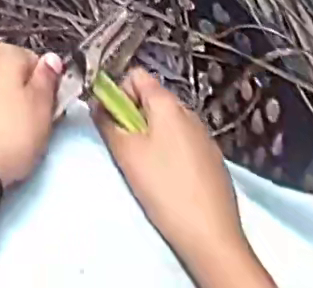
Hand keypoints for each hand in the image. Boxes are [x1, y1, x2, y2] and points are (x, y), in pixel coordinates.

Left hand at [0, 44, 64, 187]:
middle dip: (28, 94)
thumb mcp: (42, 106)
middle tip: (37, 122)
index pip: (37, 61)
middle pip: (16, 72)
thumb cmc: (10, 133)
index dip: (48, 86)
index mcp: (5, 52)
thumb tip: (51, 59)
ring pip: (0, 87)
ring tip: (17, 133)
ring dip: (10, 104)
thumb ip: (48, 78)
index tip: (52, 106)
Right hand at [93, 69, 253, 271]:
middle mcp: (189, 112)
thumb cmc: (163, 187)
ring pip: (167, 121)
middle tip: (125, 144)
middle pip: (151, 98)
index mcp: (167, 103)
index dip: (118, 91)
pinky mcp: (215, 160)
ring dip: (151, 133)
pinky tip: (169, 179)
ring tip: (146, 165)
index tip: (111, 117)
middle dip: (133, 114)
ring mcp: (205, 136)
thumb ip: (106, 121)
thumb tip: (97, 104)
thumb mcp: (124, 152)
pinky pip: (184, 141)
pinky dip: (171, 150)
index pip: (135, 75)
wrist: (212, 238)